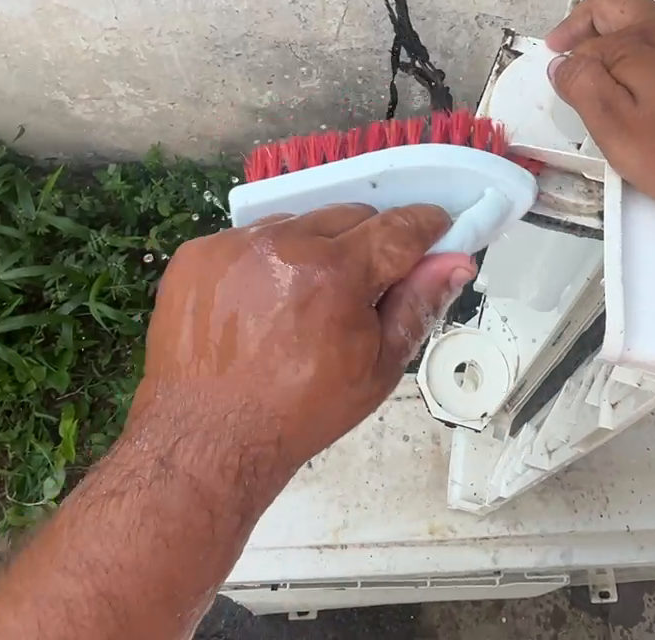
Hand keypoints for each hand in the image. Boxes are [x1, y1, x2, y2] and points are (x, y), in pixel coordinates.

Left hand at [130, 204, 475, 477]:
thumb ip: (419, 304)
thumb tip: (454, 261)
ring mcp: (236, 244)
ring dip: (314, 248)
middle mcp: (284, 244)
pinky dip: (266, 259)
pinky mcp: (199, 252)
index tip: (436, 229)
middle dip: (367, 243)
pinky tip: (260, 301)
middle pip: (351, 214)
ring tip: (301, 300)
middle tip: (360, 286)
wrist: (207, 440)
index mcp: (335, 273)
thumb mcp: (377, 367)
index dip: (426, 225)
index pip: (399, 226)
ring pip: (300, 222)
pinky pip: (251, 235)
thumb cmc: (298, 411)